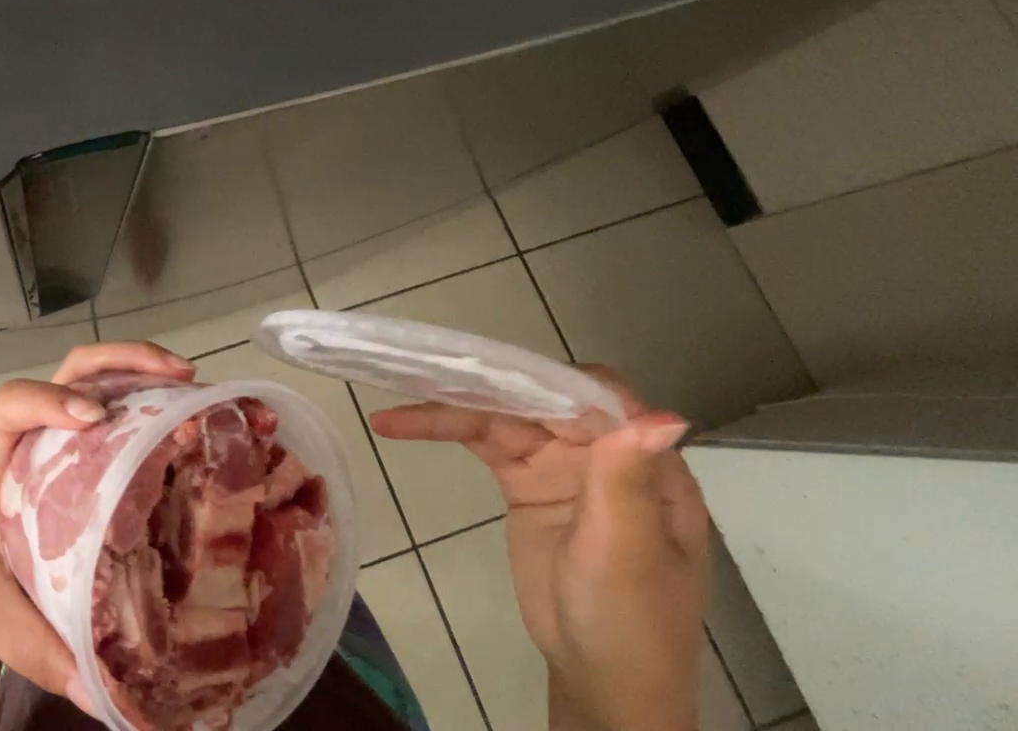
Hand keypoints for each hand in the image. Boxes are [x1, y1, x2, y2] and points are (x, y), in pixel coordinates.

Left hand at [0, 342, 196, 714]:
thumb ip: (41, 652)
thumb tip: (104, 696)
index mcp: (0, 467)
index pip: (10, 405)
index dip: (47, 399)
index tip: (92, 420)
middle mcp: (35, 440)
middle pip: (70, 369)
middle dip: (122, 361)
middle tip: (177, 376)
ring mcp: (63, 439)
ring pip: (98, 377)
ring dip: (145, 370)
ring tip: (196, 386)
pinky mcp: (87, 453)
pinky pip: (120, 409)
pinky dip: (154, 401)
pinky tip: (193, 417)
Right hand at [367, 367, 710, 730]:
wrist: (599, 678)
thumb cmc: (629, 619)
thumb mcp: (628, 551)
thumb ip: (627, 479)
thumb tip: (659, 415)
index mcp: (645, 463)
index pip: (600, 399)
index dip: (550, 382)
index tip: (498, 377)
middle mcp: (602, 452)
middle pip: (539, 401)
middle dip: (485, 387)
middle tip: (425, 376)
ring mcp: (560, 465)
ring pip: (502, 418)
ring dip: (449, 409)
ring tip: (393, 409)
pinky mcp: (523, 482)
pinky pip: (482, 442)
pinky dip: (442, 431)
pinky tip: (398, 425)